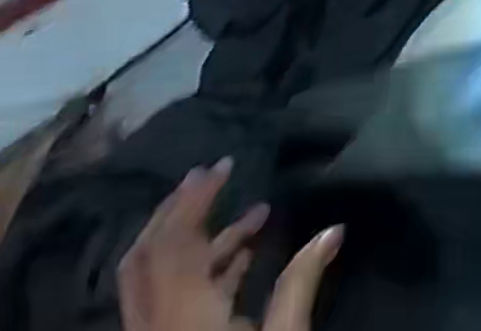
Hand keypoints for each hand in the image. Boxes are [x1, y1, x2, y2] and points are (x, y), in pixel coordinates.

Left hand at [118, 158, 342, 330]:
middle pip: (146, 256)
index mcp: (181, 317)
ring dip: (199, 237)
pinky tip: (246, 256)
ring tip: (257, 212)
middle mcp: (154, 324)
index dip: (193, 201)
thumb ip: (300, 283)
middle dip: (179, 210)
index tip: (224, 165)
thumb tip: (333, 229)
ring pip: (155, 276)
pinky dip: (202, 267)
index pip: (173, 244)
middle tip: (214, 173)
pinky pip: (171, 298)